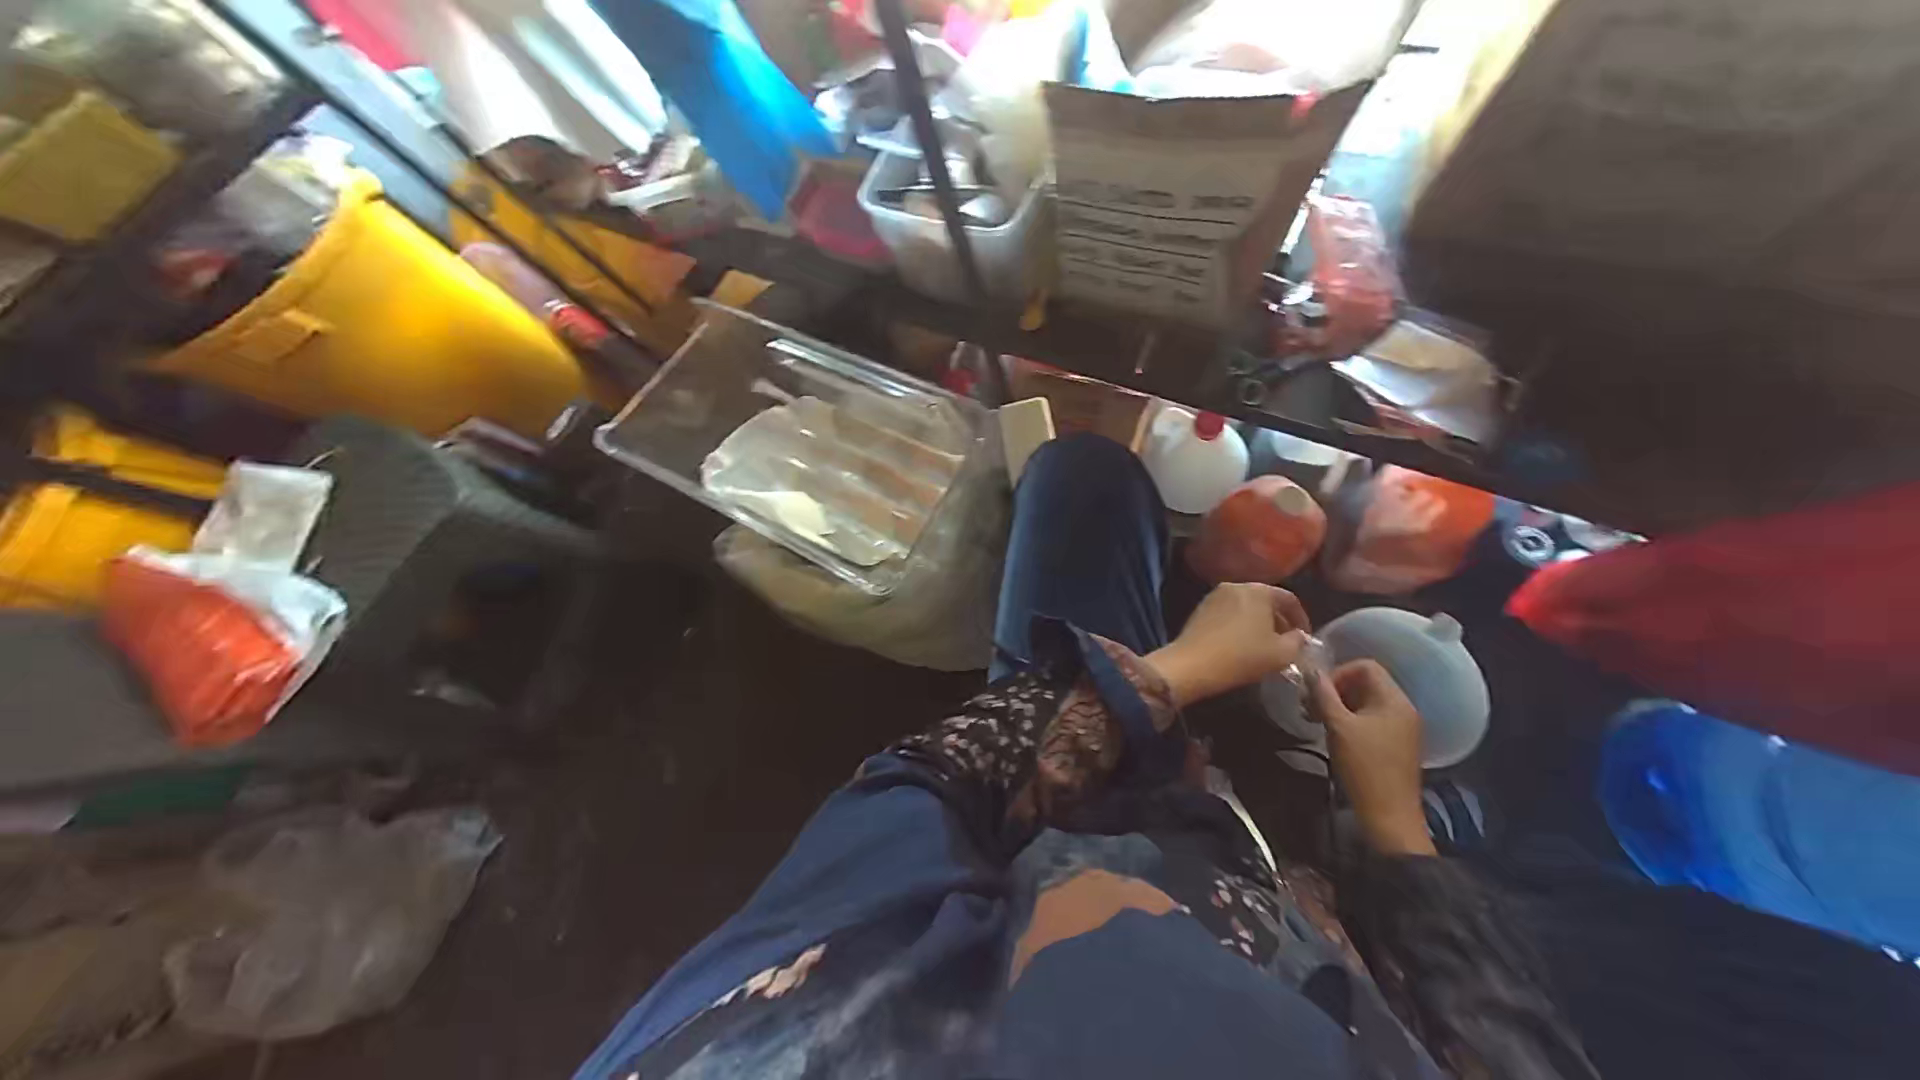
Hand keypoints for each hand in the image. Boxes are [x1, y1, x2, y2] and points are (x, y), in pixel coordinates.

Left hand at [1146, 583, 1310, 707]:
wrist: (1192, 665)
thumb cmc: (1242, 656)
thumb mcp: (1282, 654)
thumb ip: (1298, 641)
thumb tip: (1299, 636)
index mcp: (1258, 591)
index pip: (1289, 599)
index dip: (1301, 619)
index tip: (1305, 638)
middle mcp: (1235, 586)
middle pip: (1266, 600)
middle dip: (1279, 621)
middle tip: (1287, 642)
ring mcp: (1214, 596)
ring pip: (1246, 606)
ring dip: (1259, 623)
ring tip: (1266, 645)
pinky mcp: (1200, 609)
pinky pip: (1229, 613)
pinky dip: (1241, 624)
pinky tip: (1243, 643)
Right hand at [1310, 661, 1435, 855]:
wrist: (1388, 816)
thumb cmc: (1364, 767)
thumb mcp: (1337, 726)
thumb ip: (1323, 694)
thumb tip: (1310, 670)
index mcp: (1394, 701)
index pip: (1366, 666)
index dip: (1338, 673)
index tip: (1317, 693)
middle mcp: (1402, 709)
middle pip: (1365, 682)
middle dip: (1334, 689)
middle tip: (1309, 706)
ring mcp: (1400, 727)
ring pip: (1364, 701)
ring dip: (1337, 705)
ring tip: (1315, 720)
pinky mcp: (1394, 743)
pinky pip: (1369, 718)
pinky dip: (1348, 719)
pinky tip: (1331, 734)